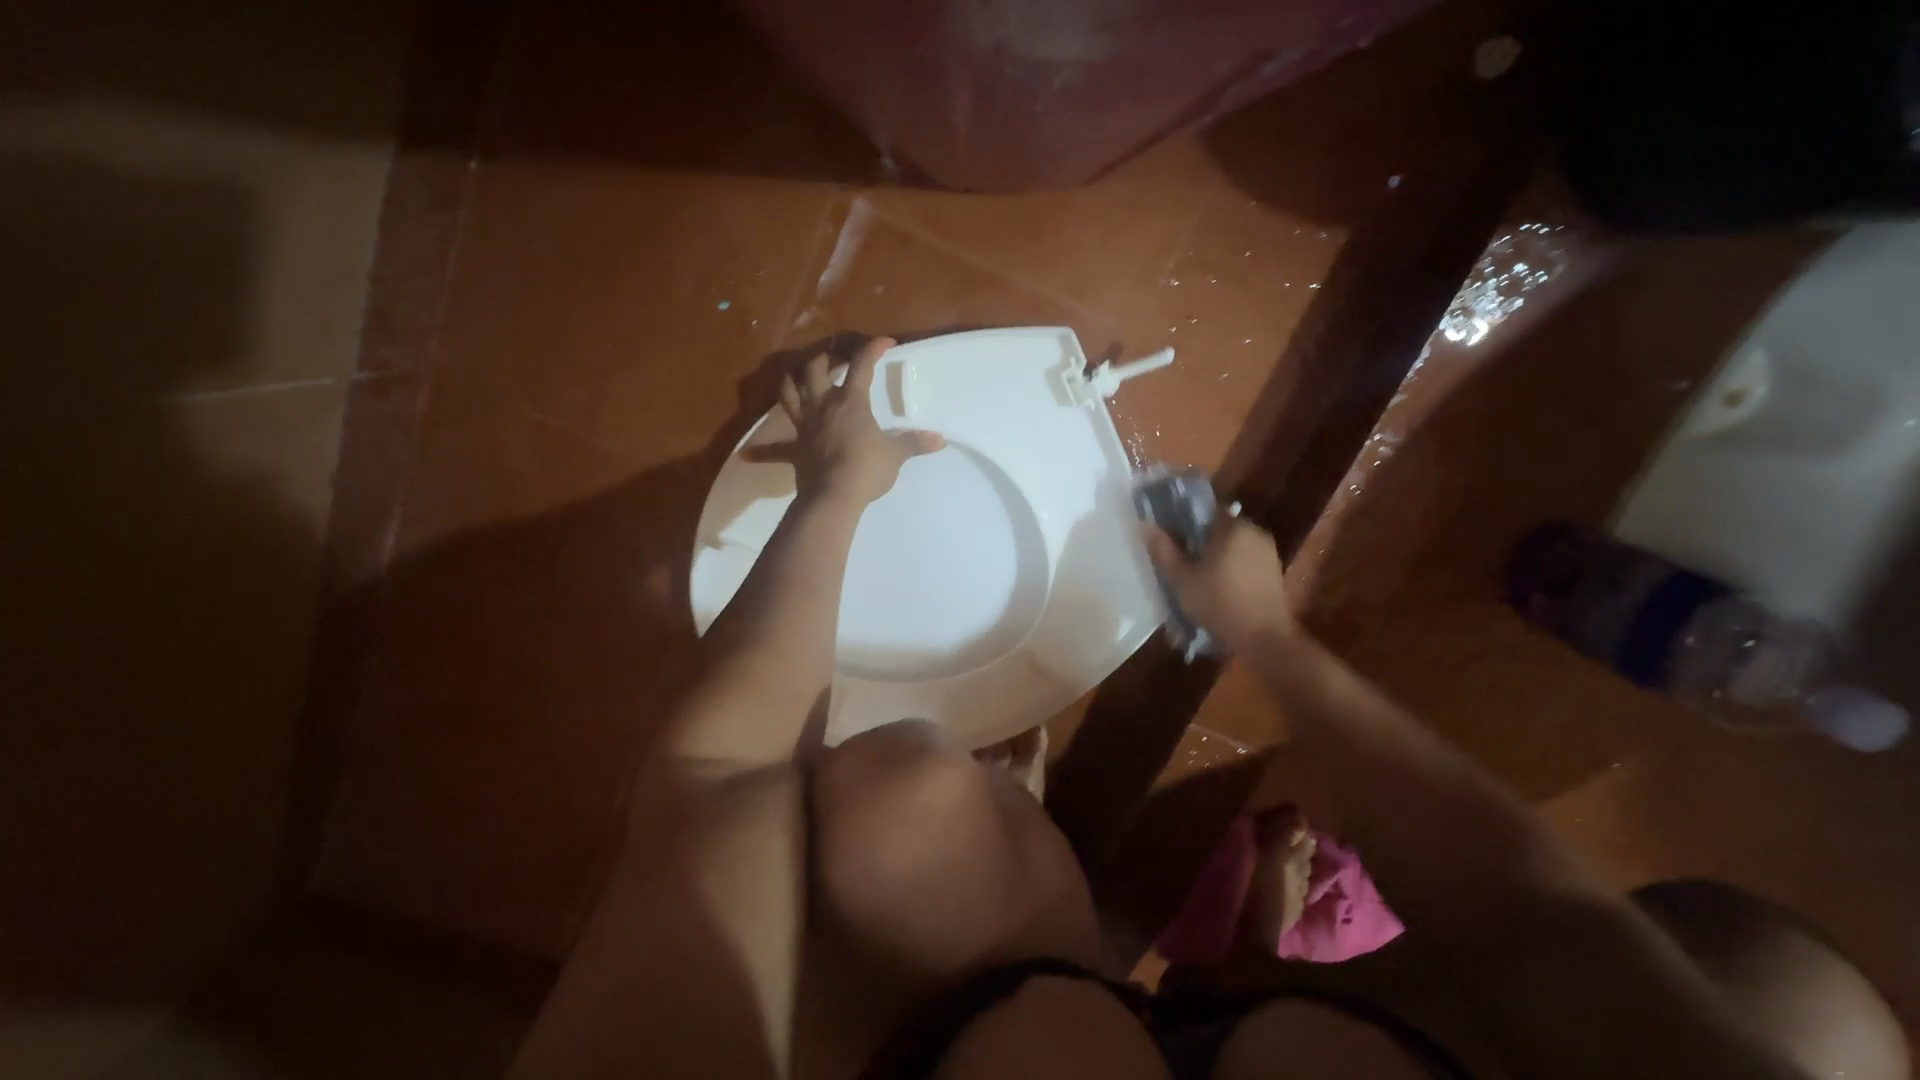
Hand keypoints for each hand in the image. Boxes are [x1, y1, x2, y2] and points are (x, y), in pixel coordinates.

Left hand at [758, 337, 944, 505]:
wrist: (835, 496)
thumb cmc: (867, 468)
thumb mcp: (895, 455)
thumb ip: (914, 444)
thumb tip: (940, 440)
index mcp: (850, 402)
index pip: (862, 366)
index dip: (872, 349)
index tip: (884, 342)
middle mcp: (823, 406)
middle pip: (815, 370)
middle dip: (822, 359)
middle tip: (832, 359)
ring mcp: (804, 426)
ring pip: (788, 395)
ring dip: (789, 383)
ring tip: (793, 378)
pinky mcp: (793, 450)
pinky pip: (773, 450)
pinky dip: (761, 452)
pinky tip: (746, 454)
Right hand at [1142, 517, 1296, 650]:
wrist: (1263, 638)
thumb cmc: (1219, 603)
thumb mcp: (1182, 580)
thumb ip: (1163, 551)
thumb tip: (1144, 525)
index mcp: (1233, 527)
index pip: (1206, 510)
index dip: (1185, 521)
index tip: (1171, 536)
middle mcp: (1254, 532)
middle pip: (1220, 528)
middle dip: (1201, 541)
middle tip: (1181, 560)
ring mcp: (1267, 553)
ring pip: (1234, 546)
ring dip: (1217, 556)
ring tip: (1197, 577)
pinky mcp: (1274, 572)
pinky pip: (1246, 561)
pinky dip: (1232, 569)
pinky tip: (1219, 588)